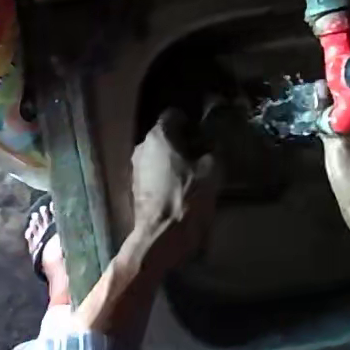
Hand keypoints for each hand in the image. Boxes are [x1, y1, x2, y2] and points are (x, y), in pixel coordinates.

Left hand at [124, 110, 220, 275]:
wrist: (162, 235)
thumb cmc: (188, 197)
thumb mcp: (212, 171)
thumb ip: (213, 151)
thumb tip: (214, 146)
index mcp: (159, 135)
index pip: (173, 114)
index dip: (191, 121)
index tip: (204, 132)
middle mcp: (142, 146)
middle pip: (164, 135)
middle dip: (182, 141)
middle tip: (203, 153)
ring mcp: (135, 167)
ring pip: (158, 155)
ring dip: (173, 160)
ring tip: (194, 173)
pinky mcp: (135, 187)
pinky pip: (153, 172)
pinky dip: (166, 176)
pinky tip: (180, 188)